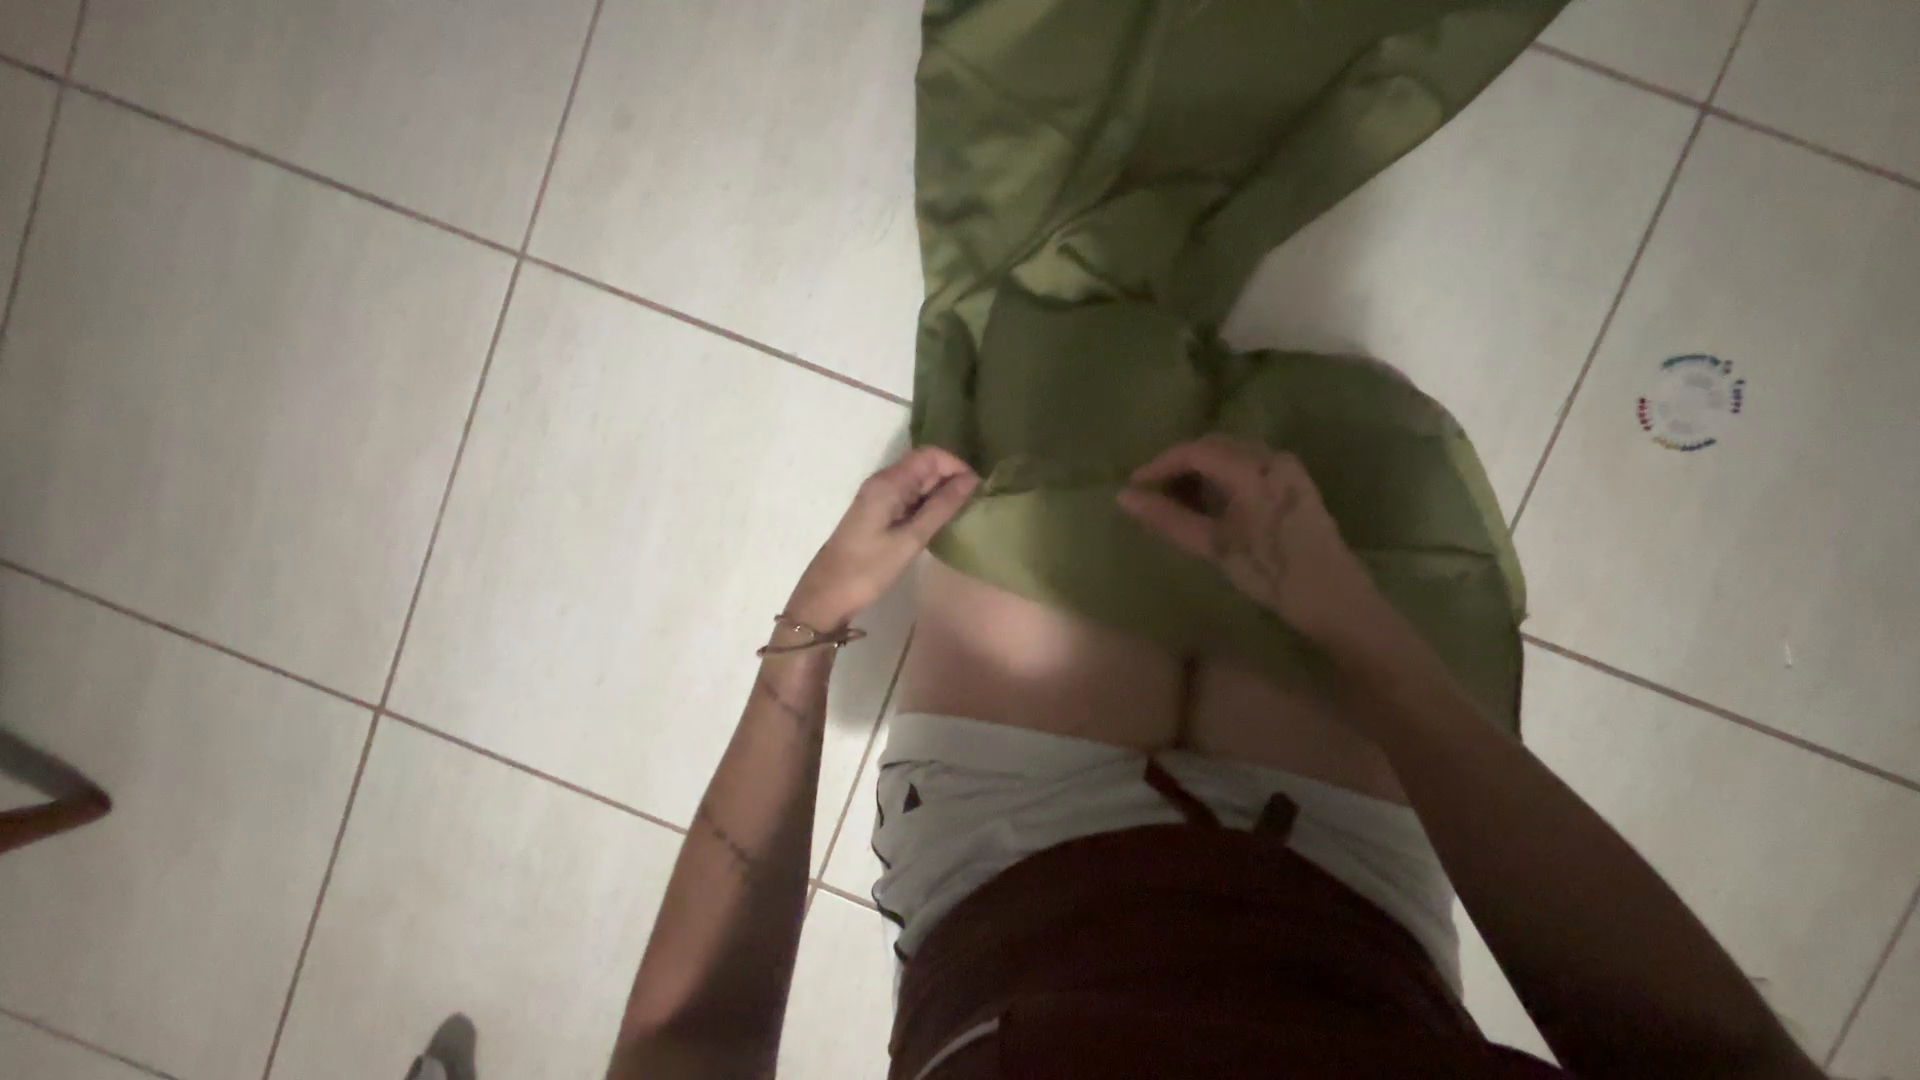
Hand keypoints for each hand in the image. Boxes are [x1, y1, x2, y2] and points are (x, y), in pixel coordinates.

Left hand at [786, 447, 979, 629]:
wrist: (826, 595)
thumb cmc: (868, 569)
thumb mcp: (910, 539)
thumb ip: (941, 507)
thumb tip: (971, 480)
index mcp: (888, 483)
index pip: (930, 455)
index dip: (956, 466)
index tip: (977, 489)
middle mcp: (882, 482)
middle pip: (923, 465)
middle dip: (951, 479)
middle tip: (975, 505)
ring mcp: (878, 498)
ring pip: (917, 482)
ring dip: (940, 493)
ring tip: (962, 514)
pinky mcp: (877, 513)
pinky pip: (908, 498)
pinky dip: (926, 505)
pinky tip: (940, 523)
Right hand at [1115, 436, 1390, 650]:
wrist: (1334, 599)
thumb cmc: (1271, 573)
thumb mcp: (1213, 546)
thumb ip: (1167, 518)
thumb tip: (1123, 497)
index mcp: (1252, 468)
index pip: (1194, 450)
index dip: (1159, 465)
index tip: (1133, 487)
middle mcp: (1272, 457)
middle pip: (1213, 446)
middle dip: (1178, 465)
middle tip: (1151, 494)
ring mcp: (1287, 468)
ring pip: (1231, 454)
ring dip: (1200, 470)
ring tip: (1176, 500)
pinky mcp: (1295, 483)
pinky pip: (1249, 465)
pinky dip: (1222, 476)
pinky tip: (1210, 503)